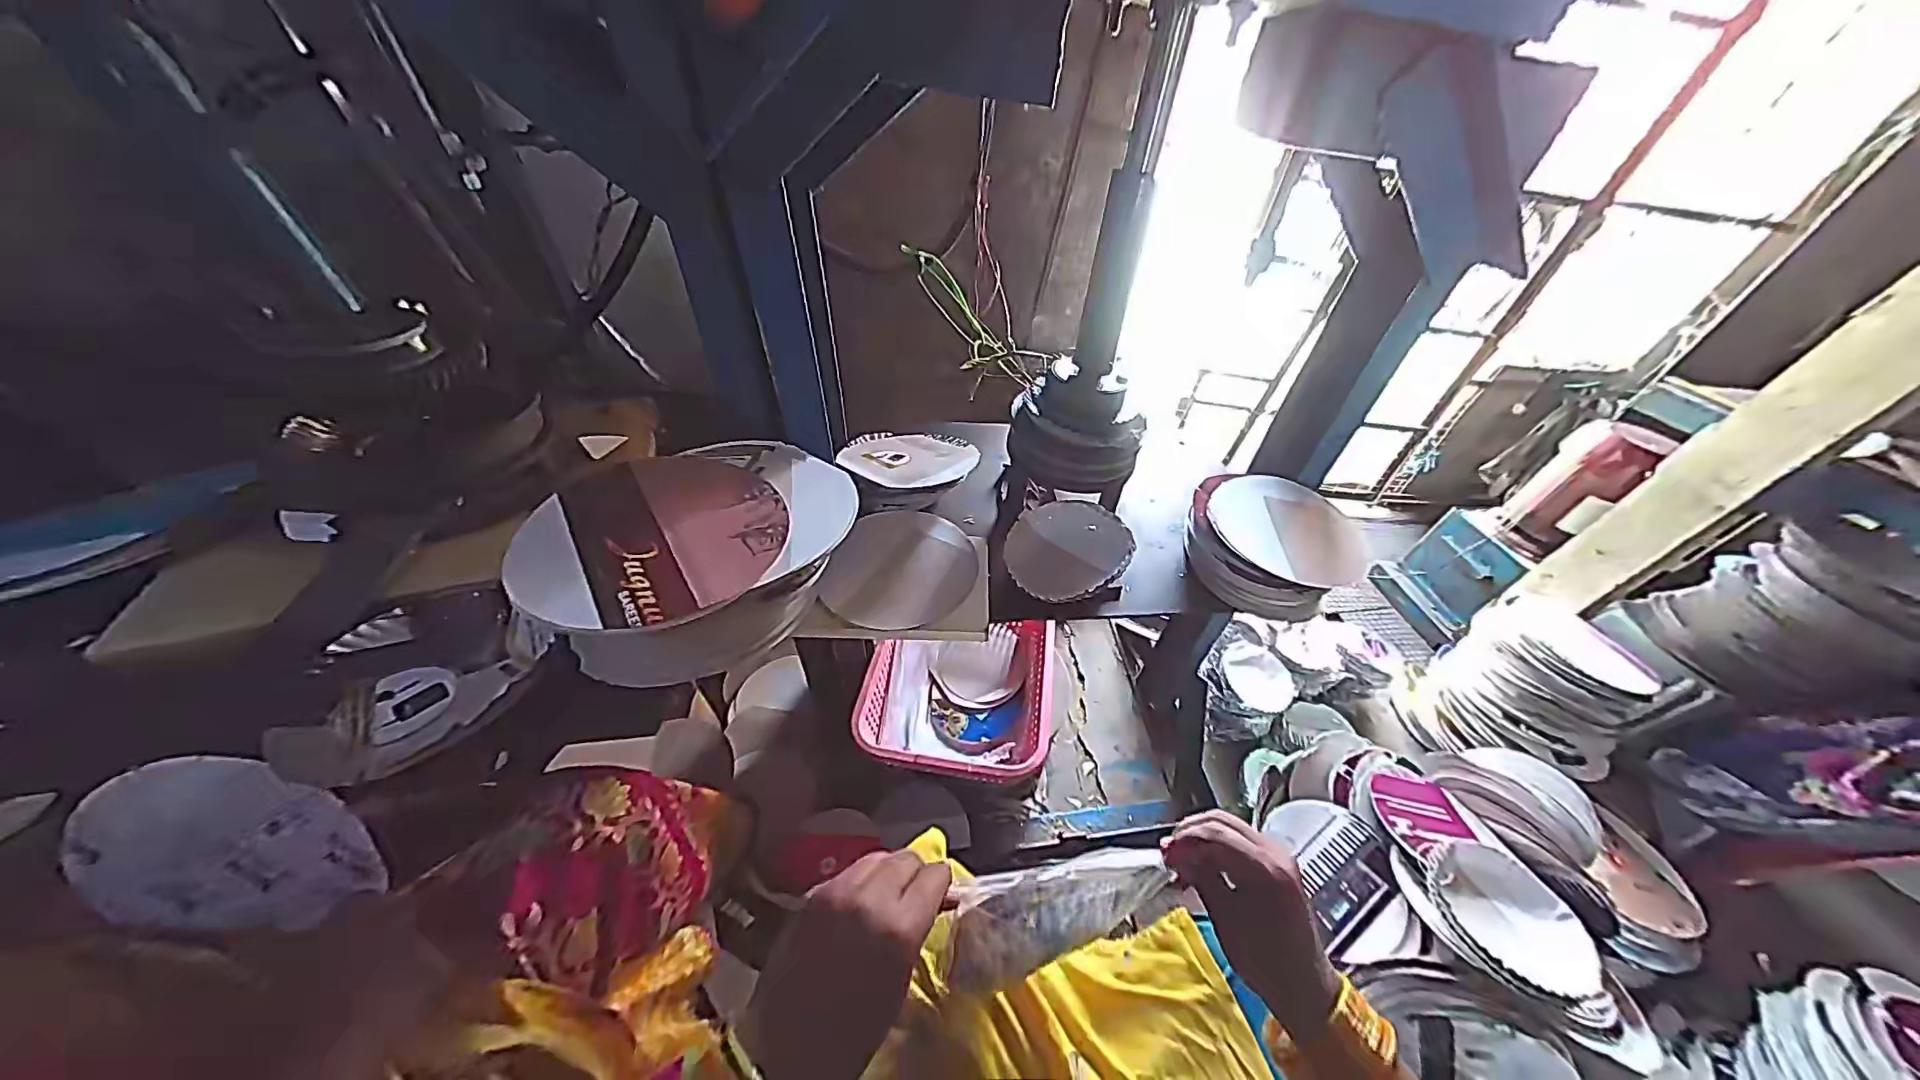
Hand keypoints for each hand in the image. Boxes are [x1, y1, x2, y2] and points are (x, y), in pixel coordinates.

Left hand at [740, 850, 951, 1078]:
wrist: (784, 1047)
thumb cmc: (851, 1031)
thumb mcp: (899, 983)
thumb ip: (917, 930)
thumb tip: (936, 901)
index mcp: (897, 927)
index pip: (934, 874)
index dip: (942, 885)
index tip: (943, 895)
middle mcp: (868, 898)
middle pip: (906, 857)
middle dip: (917, 873)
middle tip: (918, 894)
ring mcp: (836, 891)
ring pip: (877, 856)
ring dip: (890, 870)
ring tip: (889, 895)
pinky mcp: (812, 893)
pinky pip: (850, 870)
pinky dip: (863, 878)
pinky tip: (861, 901)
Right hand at [1162, 811, 1340, 1036]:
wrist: (1304, 985)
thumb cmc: (1264, 960)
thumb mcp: (1225, 917)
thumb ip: (1201, 875)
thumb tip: (1176, 852)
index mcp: (1264, 867)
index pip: (1214, 833)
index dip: (1184, 839)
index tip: (1165, 854)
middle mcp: (1275, 852)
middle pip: (1221, 821)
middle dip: (1190, 832)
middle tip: (1170, 852)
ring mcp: (1279, 854)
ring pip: (1230, 826)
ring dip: (1202, 837)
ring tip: (1183, 859)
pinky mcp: (1277, 862)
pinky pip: (1240, 839)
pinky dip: (1217, 845)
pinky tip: (1204, 864)